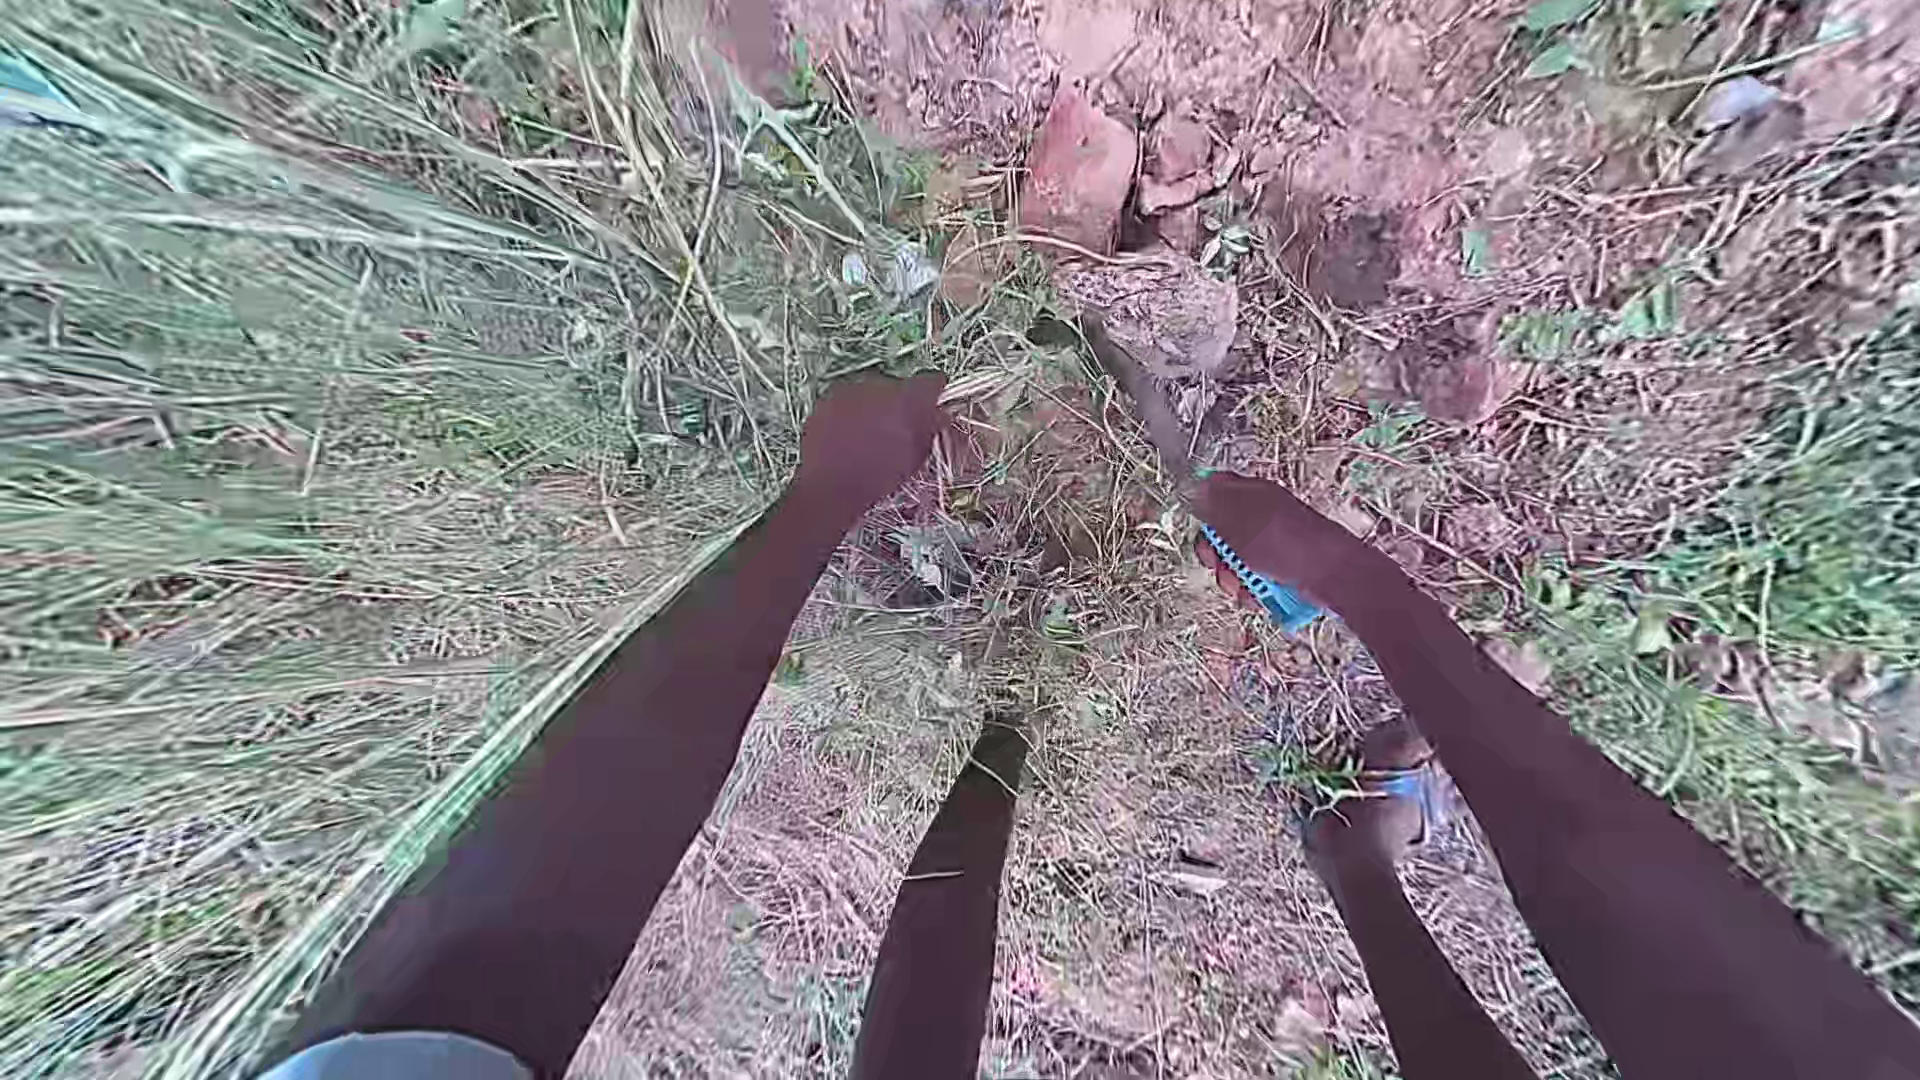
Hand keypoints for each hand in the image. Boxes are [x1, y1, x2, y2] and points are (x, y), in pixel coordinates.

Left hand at [794, 373, 946, 515]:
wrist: (832, 485)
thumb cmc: (877, 476)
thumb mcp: (916, 457)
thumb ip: (930, 429)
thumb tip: (937, 418)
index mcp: (910, 397)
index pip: (932, 381)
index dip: (935, 392)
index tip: (934, 402)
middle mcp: (880, 384)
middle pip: (898, 385)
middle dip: (900, 404)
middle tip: (899, 430)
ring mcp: (851, 390)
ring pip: (870, 392)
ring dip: (874, 408)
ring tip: (872, 437)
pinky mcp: (827, 399)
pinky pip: (846, 401)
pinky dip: (850, 414)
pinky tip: (850, 438)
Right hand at [1193, 472, 1394, 606]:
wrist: (1332, 577)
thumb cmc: (1289, 544)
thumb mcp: (1238, 518)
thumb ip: (1212, 502)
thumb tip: (1195, 488)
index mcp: (1253, 494)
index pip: (1215, 490)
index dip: (1201, 507)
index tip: (1200, 526)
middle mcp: (1261, 516)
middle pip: (1219, 531)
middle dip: (1214, 552)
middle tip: (1219, 560)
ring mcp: (1270, 543)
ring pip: (1232, 558)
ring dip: (1230, 575)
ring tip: (1242, 581)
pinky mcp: (1278, 567)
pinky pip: (1250, 576)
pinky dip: (1248, 587)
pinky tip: (1255, 591)